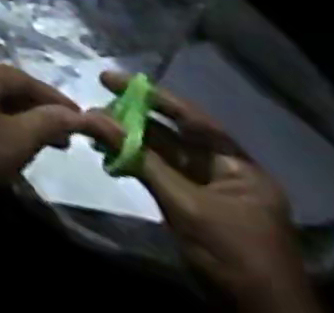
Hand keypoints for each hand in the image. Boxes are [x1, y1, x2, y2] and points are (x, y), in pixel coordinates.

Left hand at [0, 61, 86, 211]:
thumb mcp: (20, 139)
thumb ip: (51, 122)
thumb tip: (78, 115)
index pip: (22, 79)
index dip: (55, 99)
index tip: (81, 119)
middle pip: (4, 85)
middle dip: (37, 109)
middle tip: (64, 135)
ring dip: (18, 116)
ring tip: (45, 141)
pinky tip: (12, 138)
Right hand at [81, 73, 319, 312]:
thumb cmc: (233, 254)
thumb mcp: (185, 205)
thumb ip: (140, 159)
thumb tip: (93, 117)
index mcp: (239, 167)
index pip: (191, 119)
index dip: (150, 96)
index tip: (109, 78)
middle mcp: (227, 174)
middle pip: (175, 137)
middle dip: (134, 121)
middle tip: (94, 107)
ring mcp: (212, 195)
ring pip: (165, 158)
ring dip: (131, 144)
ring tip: (93, 129)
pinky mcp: (197, 213)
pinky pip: (163, 178)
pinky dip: (138, 167)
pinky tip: (111, 158)